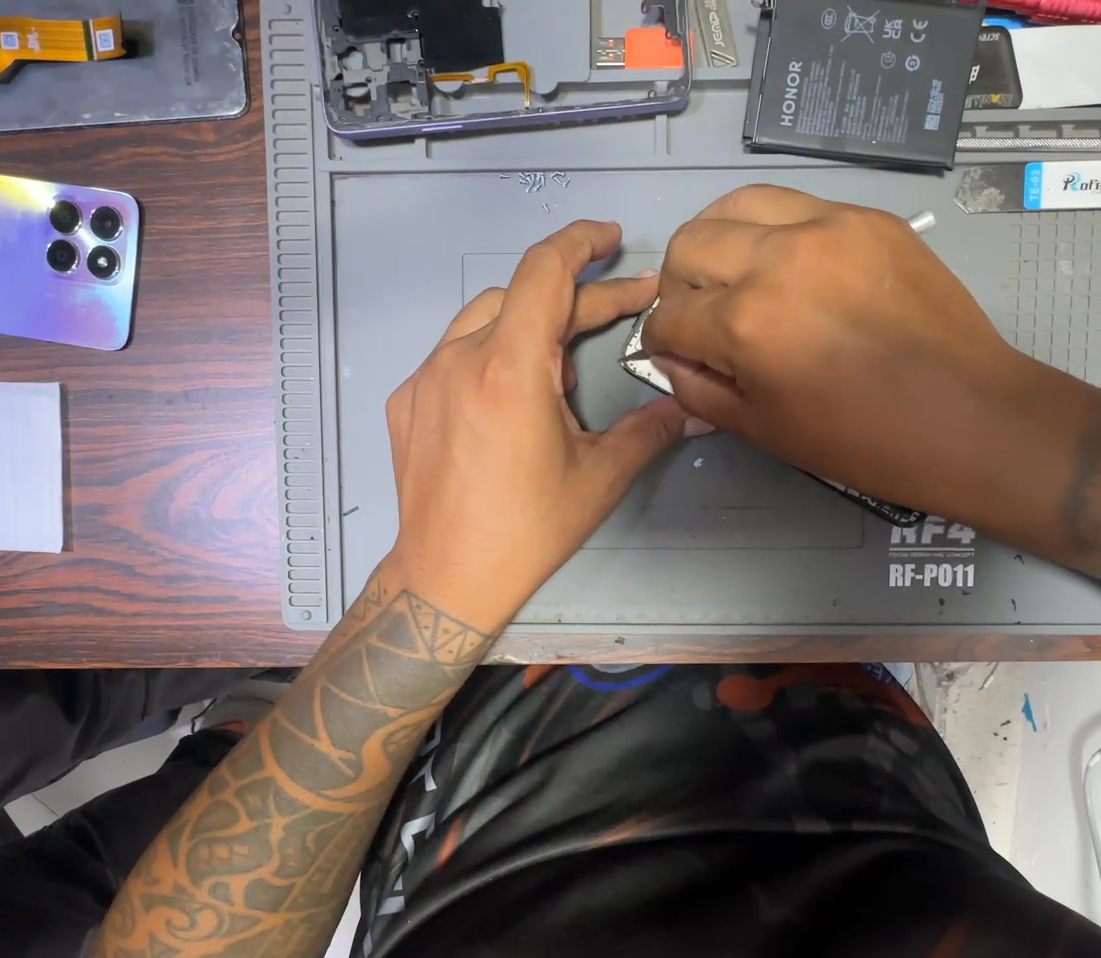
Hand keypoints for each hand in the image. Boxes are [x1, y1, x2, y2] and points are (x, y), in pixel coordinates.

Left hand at [383, 220, 695, 630]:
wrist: (447, 577)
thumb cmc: (527, 531)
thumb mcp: (599, 478)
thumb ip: (650, 430)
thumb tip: (694, 409)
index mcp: (510, 368)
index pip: (545, 271)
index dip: (580, 242)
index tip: (608, 237)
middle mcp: (459, 359)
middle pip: (521, 296)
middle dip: (574, 300)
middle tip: (618, 316)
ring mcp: (425, 378)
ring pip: (482, 321)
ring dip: (529, 326)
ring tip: (560, 367)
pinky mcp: (406, 401)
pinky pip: (452, 355)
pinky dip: (488, 356)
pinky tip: (507, 397)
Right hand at [642, 185, 1059, 517]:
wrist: (965, 415)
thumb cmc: (859, 439)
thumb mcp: (761, 429)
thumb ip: (698, 390)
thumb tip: (672, 359)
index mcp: (745, 321)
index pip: (668, 316)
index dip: (661, 341)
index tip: (677, 354)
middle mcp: (777, 257)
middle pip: (688, 244)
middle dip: (679, 285)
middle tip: (701, 316)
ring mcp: (827, 225)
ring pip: (735, 204)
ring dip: (718, 242)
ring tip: (736, 277)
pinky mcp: (866, 217)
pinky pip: (792, 204)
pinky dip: (771, 232)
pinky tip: (790, 269)